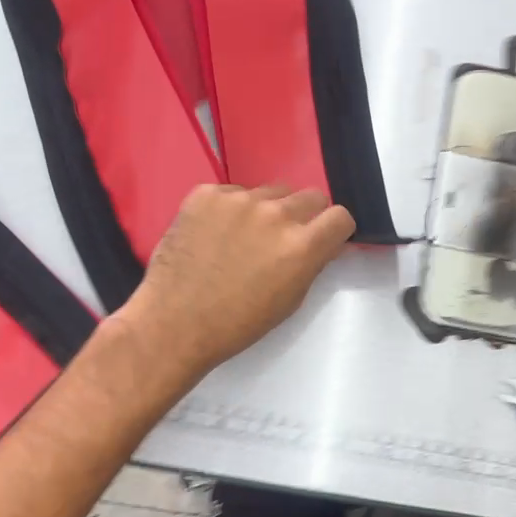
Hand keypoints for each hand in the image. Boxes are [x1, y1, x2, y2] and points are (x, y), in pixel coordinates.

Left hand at [113, 184, 354, 382]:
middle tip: (285, 240)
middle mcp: (274, 214)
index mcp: (301, 246)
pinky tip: (215, 236)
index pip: (340, 216)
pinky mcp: (205, 194)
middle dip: (306, 216)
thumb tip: (321, 244)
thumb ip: (310, 264)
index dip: (335, 230)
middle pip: (310, 196)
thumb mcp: (289, 301)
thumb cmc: (237, 324)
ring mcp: (237, 199)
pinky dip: (231, 209)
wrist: (175, 322)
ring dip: (268, 210)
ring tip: (245, 239)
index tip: (325, 240)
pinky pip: (233, 192)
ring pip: (271, 192)